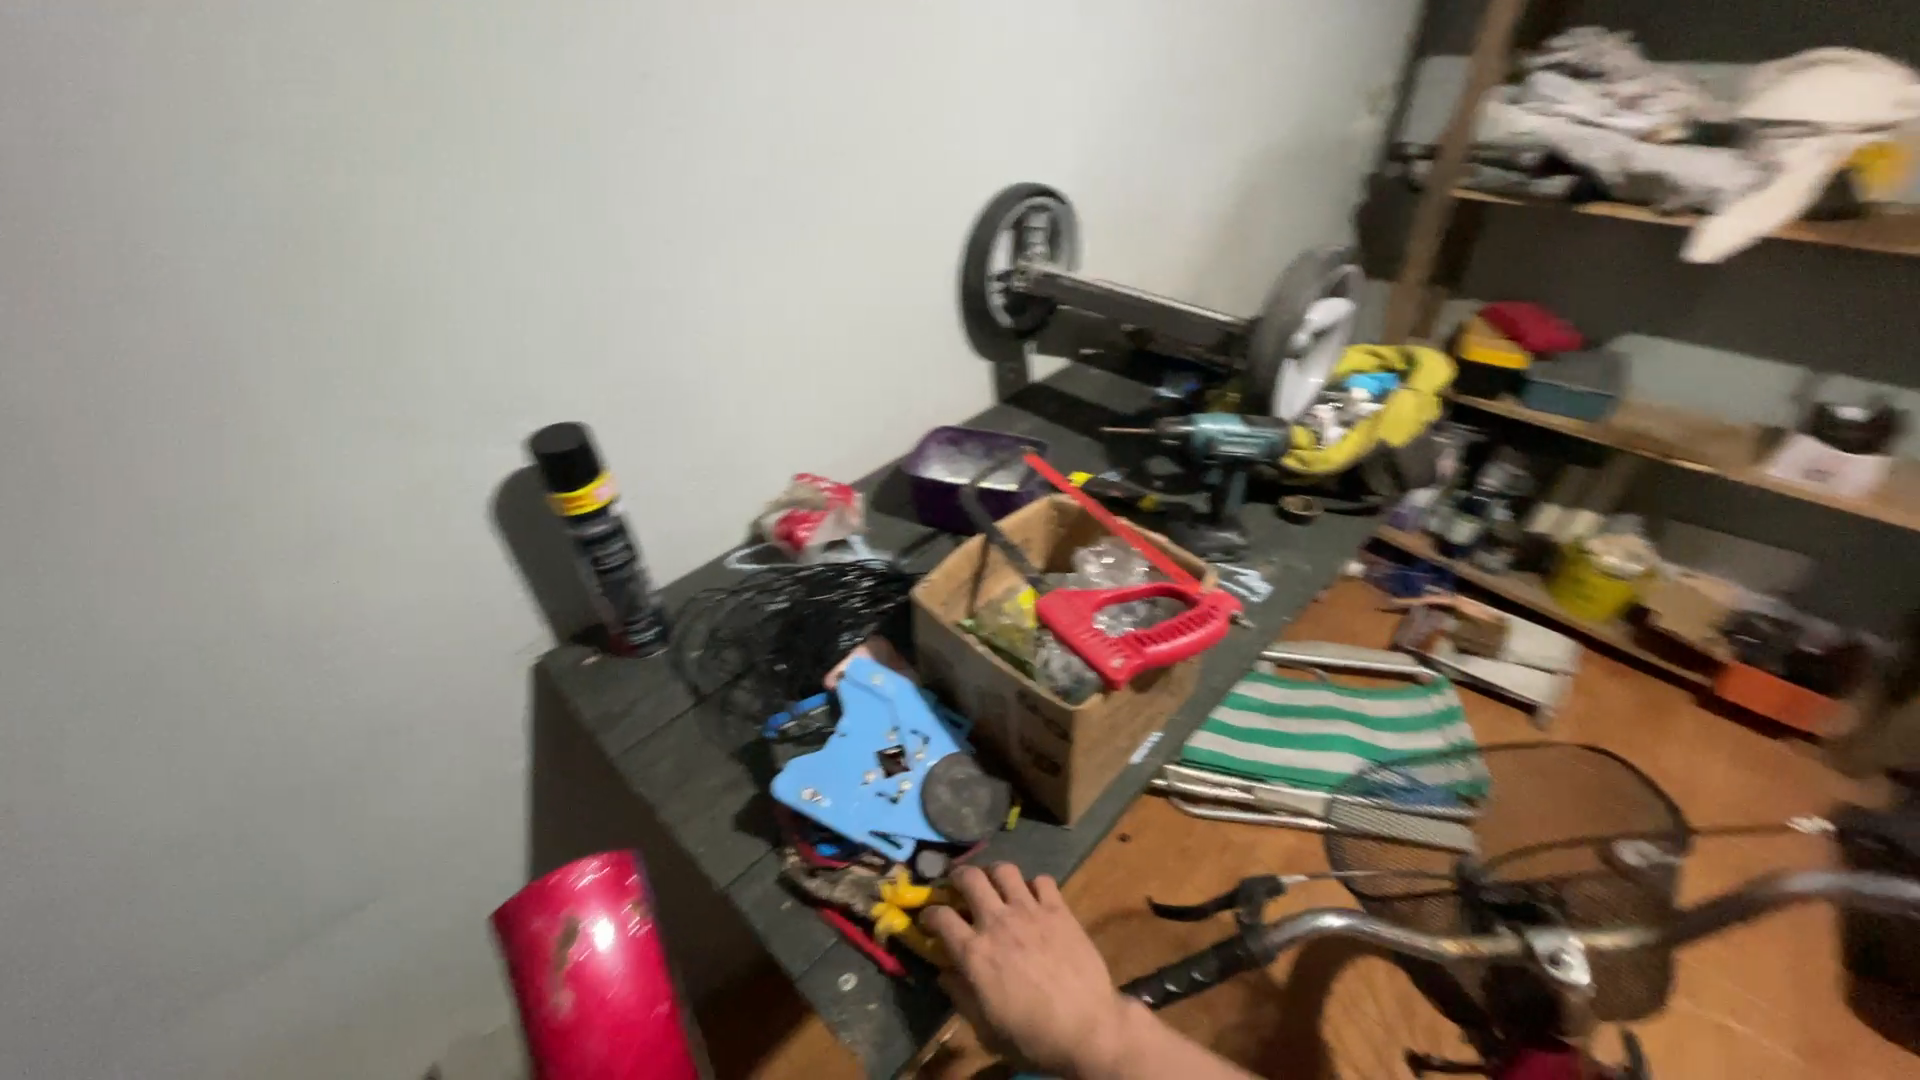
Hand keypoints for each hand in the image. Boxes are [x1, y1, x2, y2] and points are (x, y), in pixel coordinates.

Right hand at [920, 863, 1142, 1076]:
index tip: (929, 917)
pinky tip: (1033, 898)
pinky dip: (1033, 885)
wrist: (1088, 1028)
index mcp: (975, 953)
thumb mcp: (986, 1029)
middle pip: (969, 878)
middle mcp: (997, 922)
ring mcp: (1030, 911)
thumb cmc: (1033, 1037)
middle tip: (957, 884)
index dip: (929, 913)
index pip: (940, 917)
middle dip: (957, 876)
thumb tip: (944, 974)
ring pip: (1004, 870)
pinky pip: (1042, 880)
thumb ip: (961, 997)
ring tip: (994, 883)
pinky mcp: (1059, 909)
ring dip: (994, 873)